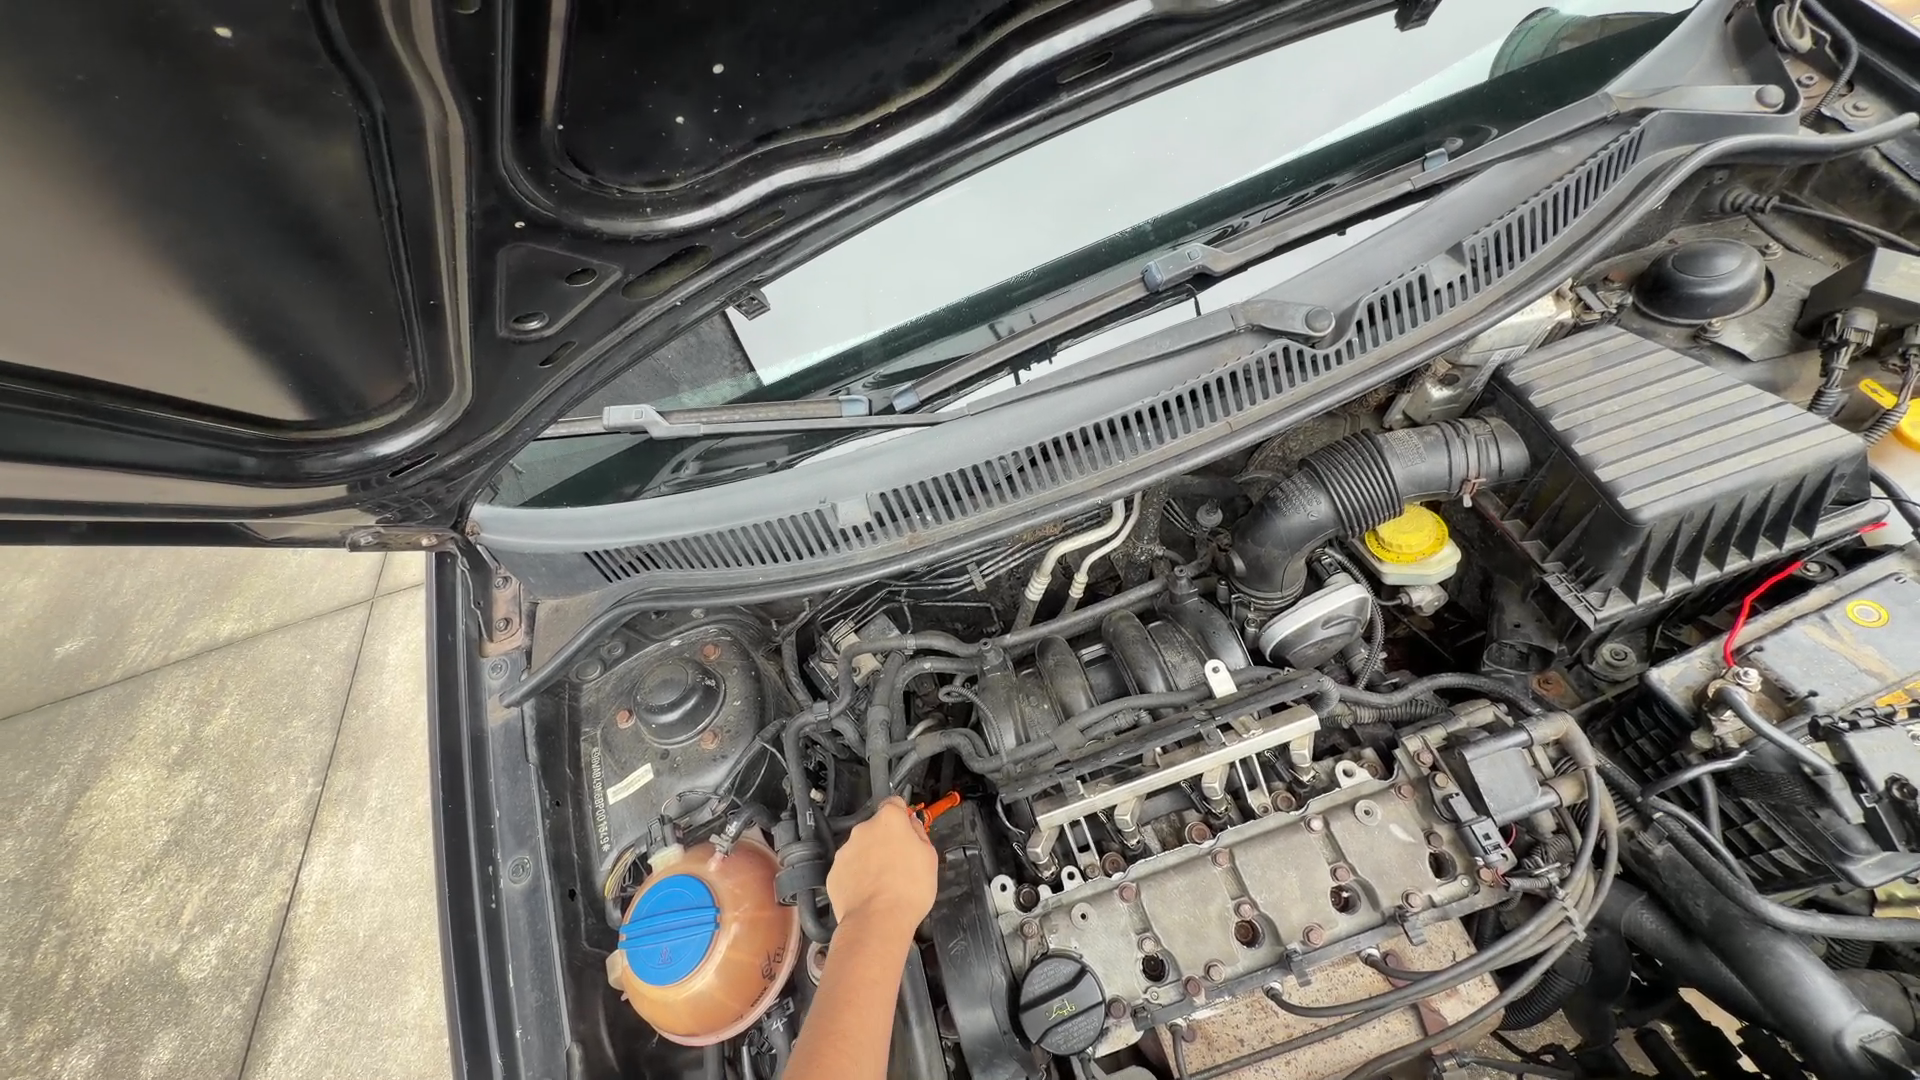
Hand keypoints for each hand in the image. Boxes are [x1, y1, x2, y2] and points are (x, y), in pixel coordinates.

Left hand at [826, 796, 937, 934]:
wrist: (878, 922)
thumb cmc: (908, 890)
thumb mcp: (929, 858)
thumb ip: (919, 834)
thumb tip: (912, 825)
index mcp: (889, 819)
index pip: (894, 803)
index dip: (902, 817)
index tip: (907, 830)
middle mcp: (863, 829)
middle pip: (876, 828)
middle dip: (886, 841)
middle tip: (900, 863)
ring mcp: (846, 851)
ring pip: (861, 849)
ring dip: (870, 859)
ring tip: (885, 883)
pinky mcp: (834, 872)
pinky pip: (849, 869)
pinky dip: (857, 877)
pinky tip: (870, 893)